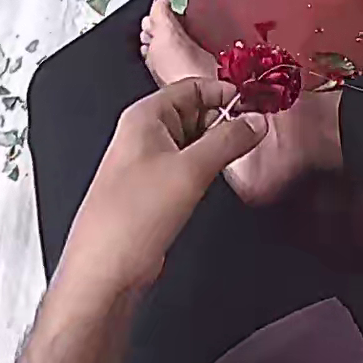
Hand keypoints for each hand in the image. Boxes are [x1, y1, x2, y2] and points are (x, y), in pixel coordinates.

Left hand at [57, 79, 264, 297]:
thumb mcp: (191, 170)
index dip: (225, 92)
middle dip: (226, 120)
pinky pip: (190, 163)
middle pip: (196, 111)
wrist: (105, 275)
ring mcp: (150, 161)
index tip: (254, 104)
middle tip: (253, 132)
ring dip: (220, 144)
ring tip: (241, 153)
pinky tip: (220, 175)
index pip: (193, 87)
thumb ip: (229, 140)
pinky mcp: (156, 186)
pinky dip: (209, 164)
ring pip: (196, 138)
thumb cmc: (132, 218)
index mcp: (145, 117)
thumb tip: (257, 121)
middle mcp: (145, 134)